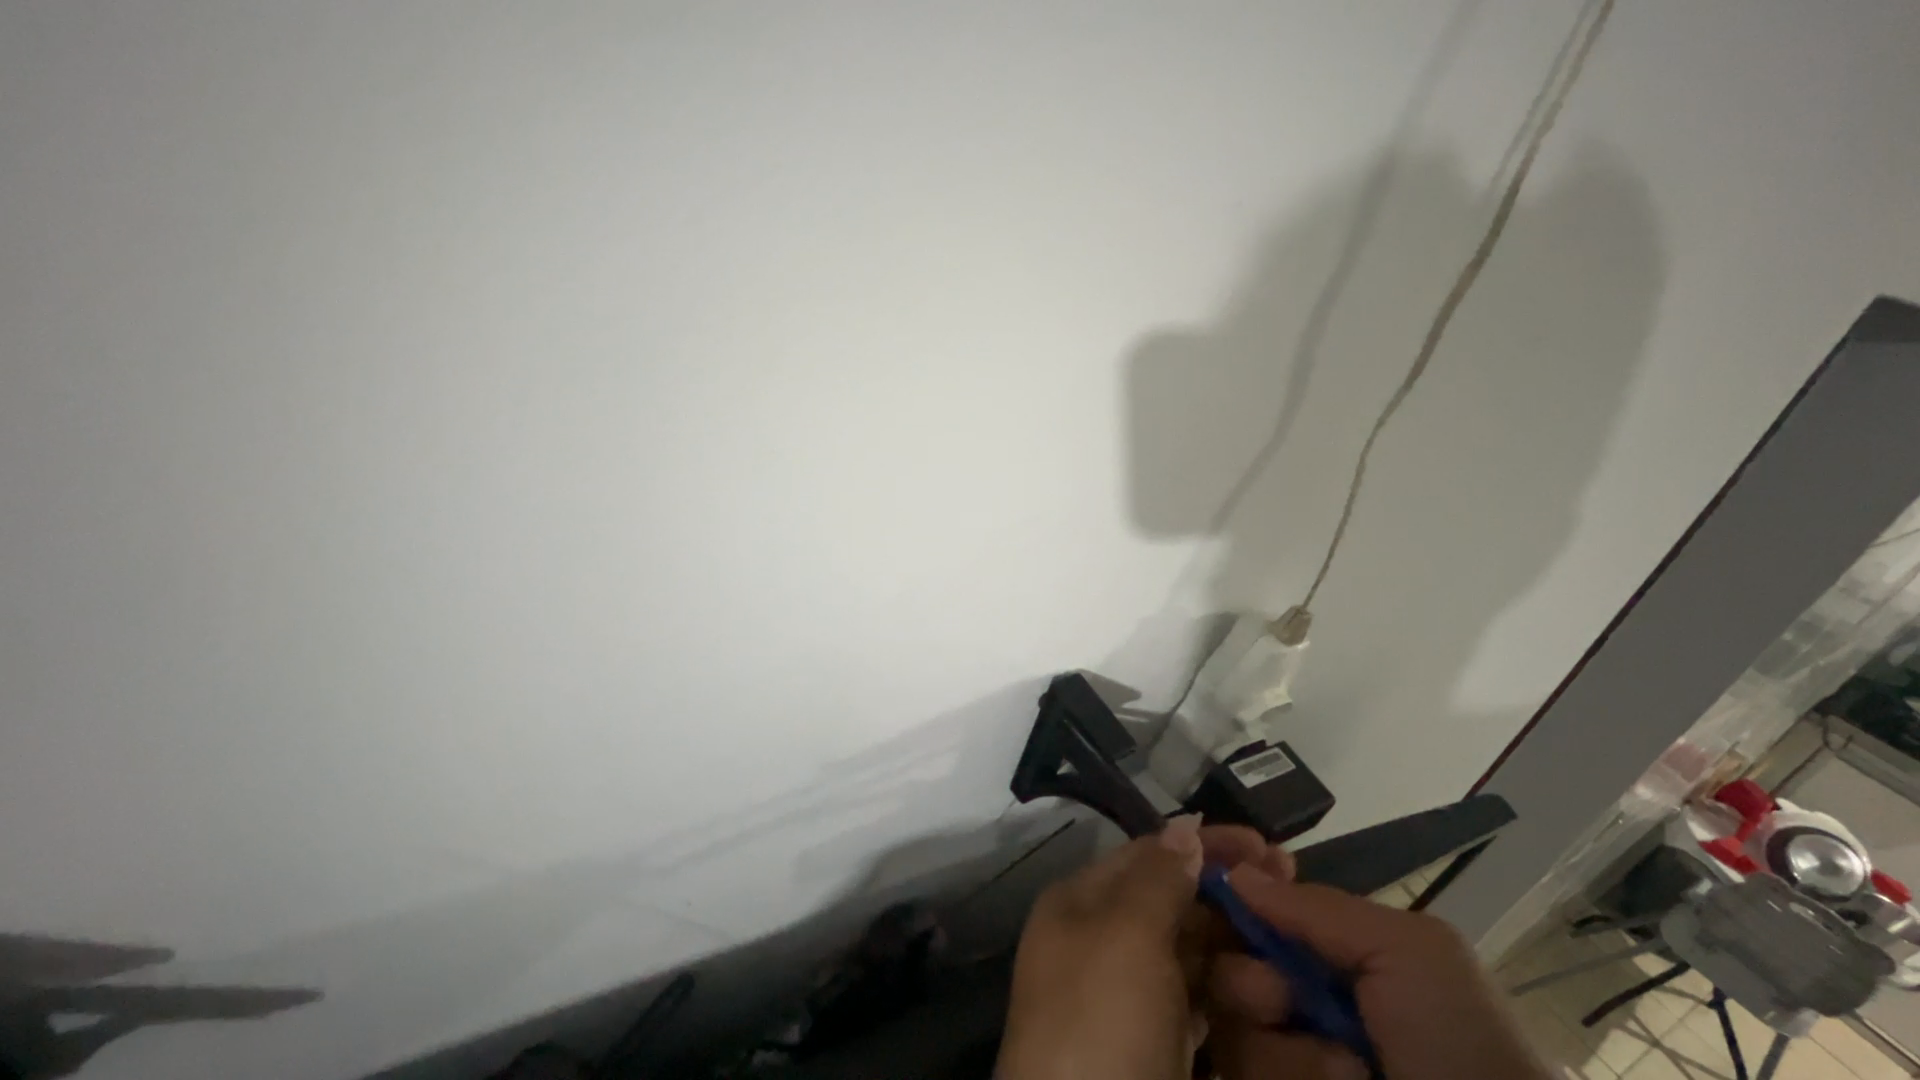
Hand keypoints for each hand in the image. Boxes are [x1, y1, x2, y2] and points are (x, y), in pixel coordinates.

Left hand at [997, 818, 1294, 1079]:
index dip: (1205, 844)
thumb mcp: (1125, 934)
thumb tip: (1184, 827)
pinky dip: (1235, 987)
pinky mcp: (1159, 1043)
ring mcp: (1130, 995)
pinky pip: (1202, 999)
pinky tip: (1273, 980)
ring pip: (1192, 950)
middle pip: (1173, 899)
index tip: (1266, 843)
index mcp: (1081, 905)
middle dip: (1230, 888)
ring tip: (1294, 930)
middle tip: (1294, 880)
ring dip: (1238, 937)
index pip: (1149, 854)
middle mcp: (1102, 941)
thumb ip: (1158, 877)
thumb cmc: (1100, 1019)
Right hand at [1207, 866, 1549, 1079]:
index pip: (1251, 912)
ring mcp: (1291, 1055)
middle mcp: (1300, 998)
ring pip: (1229, 1029)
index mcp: (1330, 951)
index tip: (1213, 901)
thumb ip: (1319, 908)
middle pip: (1224, 968)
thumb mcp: (1409, 951)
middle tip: (1287, 1003)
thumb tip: (1235, 872)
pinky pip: (1240, 1071)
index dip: (1228, 904)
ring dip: (1286, 1051)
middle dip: (1251, 984)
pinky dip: (1289, 1073)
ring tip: (1348, 1072)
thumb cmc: (1461, 1039)